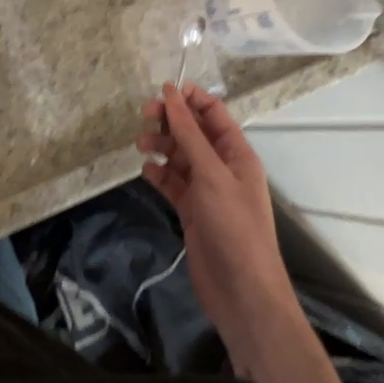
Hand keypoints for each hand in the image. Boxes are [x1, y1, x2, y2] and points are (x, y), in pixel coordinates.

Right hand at [137, 85, 351, 382]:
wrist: (242, 291)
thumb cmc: (234, 227)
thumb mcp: (210, 174)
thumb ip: (188, 133)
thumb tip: (170, 93)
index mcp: (237, 154)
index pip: (214, 113)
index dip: (189, 99)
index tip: (161, 91)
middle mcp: (222, 168)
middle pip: (193, 132)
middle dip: (170, 121)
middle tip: (143, 117)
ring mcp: (207, 190)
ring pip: (179, 156)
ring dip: (161, 147)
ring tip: (141, 146)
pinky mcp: (192, 210)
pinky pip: (172, 183)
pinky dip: (158, 174)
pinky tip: (146, 172)